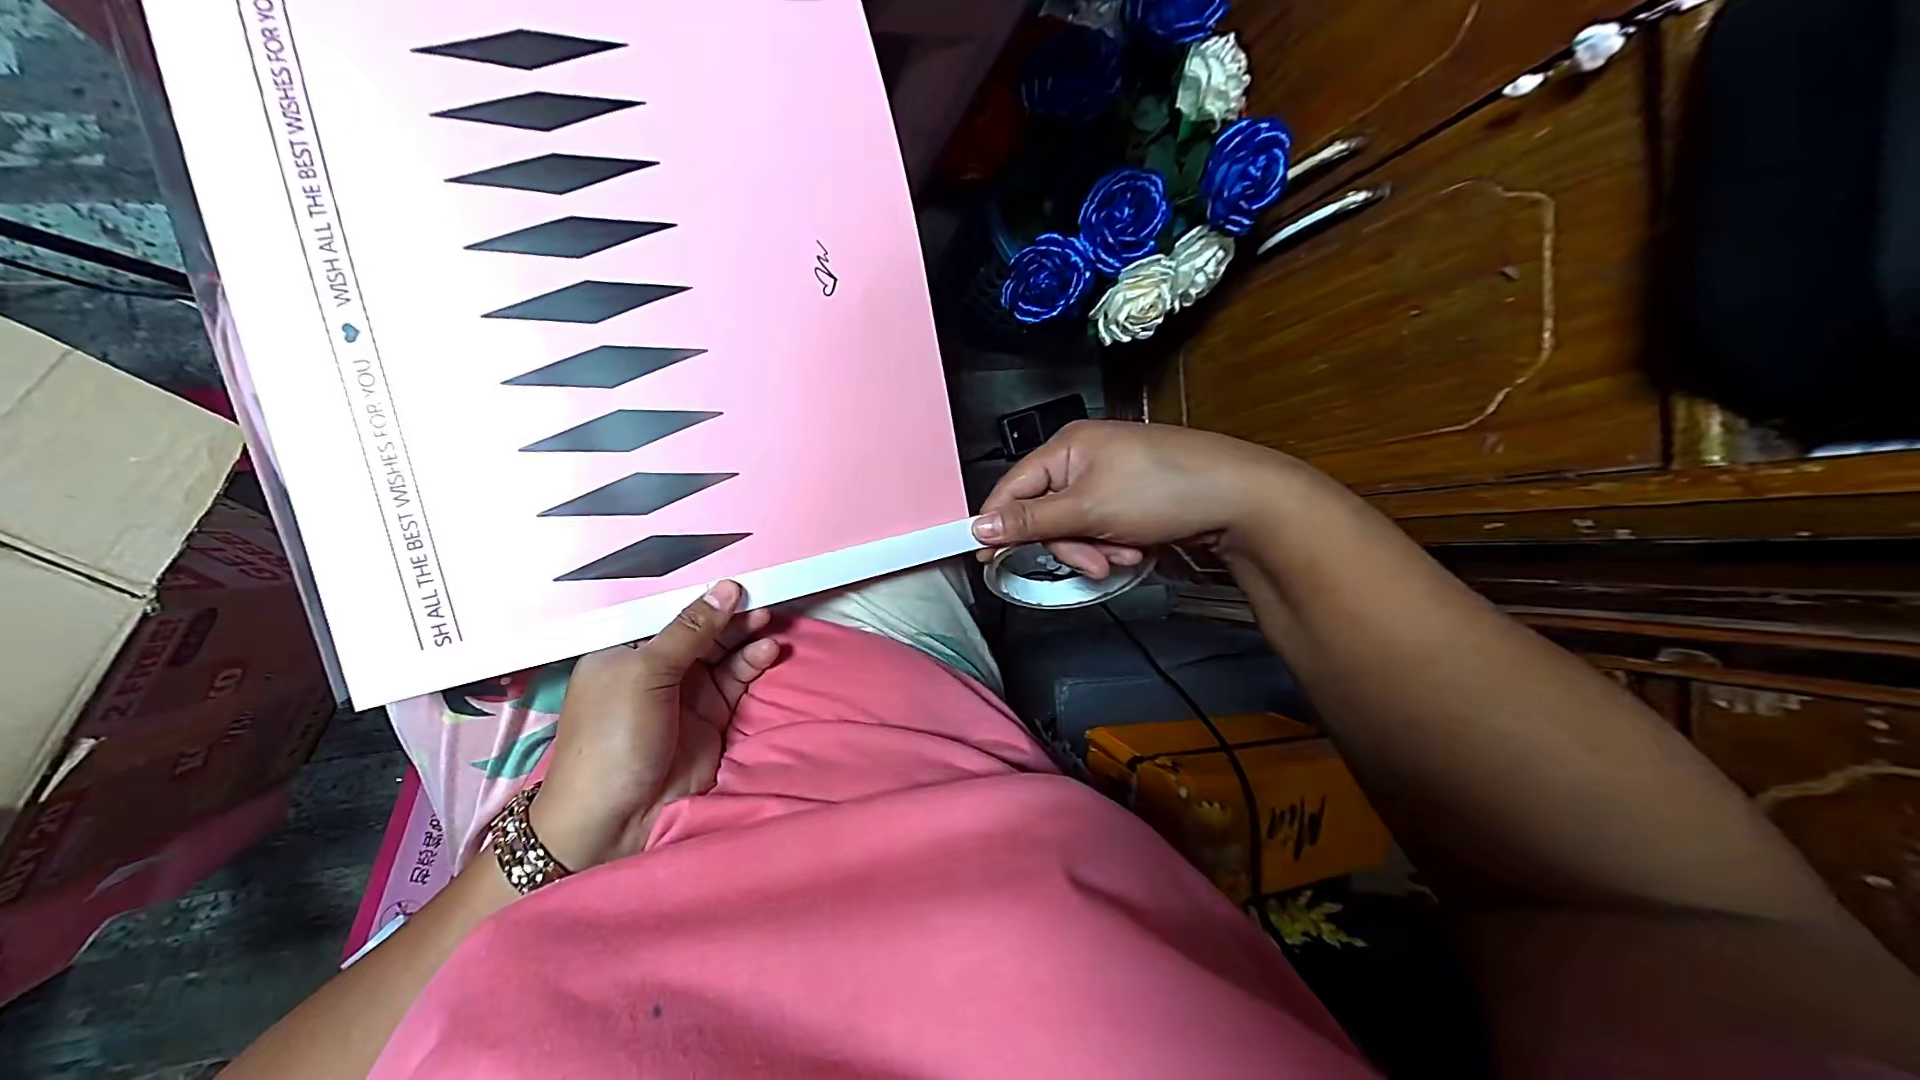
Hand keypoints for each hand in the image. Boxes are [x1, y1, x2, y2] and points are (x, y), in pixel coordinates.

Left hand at [529, 581, 779, 869]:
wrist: (616, 820)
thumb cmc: (612, 738)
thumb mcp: (646, 673)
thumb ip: (690, 630)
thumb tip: (726, 589)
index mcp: (625, 649)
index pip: (668, 609)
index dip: (700, 592)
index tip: (734, 574)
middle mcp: (656, 666)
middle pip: (702, 628)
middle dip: (729, 613)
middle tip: (760, 596)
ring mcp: (686, 691)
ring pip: (723, 651)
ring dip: (745, 635)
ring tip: (767, 620)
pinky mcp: (712, 714)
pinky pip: (737, 679)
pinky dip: (753, 663)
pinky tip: (767, 651)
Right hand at [973, 420, 1304, 577]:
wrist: (1239, 498)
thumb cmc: (1168, 486)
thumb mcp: (1088, 509)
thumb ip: (1031, 521)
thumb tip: (982, 526)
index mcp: (1067, 447)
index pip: (1012, 488)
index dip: (998, 524)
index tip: (987, 557)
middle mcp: (1084, 459)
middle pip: (1045, 514)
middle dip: (1068, 545)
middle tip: (1092, 562)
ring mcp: (1108, 479)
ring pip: (1073, 528)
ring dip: (1094, 550)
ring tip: (1124, 554)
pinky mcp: (1128, 498)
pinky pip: (1100, 530)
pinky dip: (1114, 546)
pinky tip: (1137, 548)